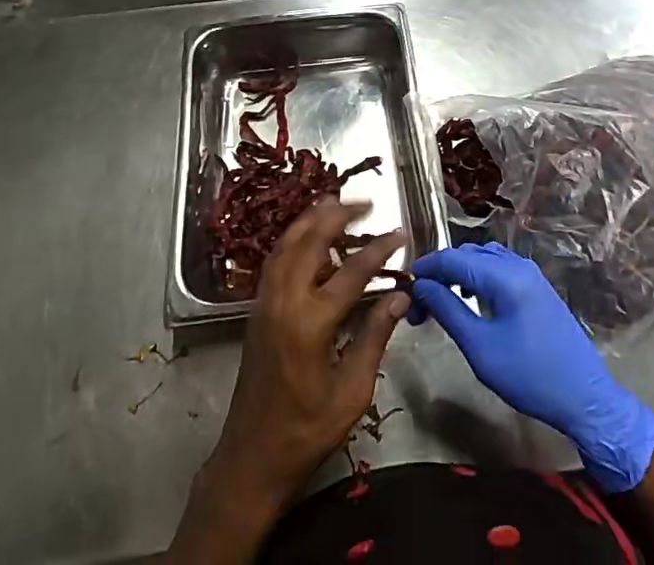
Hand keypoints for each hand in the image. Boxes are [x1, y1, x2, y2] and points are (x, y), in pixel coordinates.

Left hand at [212, 198, 408, 502]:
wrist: (253, 451)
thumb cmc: (308, 429)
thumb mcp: (352, 390)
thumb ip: (374, 337)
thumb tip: (400, 297)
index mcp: (310, 322)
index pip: (351, 272)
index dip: (378, 248)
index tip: (400, 232)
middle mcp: (282, 300)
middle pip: (308, 242)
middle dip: (335, 215)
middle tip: (363, 201)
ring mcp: (264, 301)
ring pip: (285, 245)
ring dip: (309, 220)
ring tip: (333, 202)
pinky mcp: (256, 307)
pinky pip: (274, 260)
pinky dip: (292, 239)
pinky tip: (307, 237)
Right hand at [406, 243, 653, 492]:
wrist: (588, 401)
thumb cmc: (530, 376)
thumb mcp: (479, 346)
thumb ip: (446, 308)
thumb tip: (419, 286)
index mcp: (504, 276)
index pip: (451, 258)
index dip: (424, 268)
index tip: (403, 285)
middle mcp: (518, 266)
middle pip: (466, 254)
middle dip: (439, 272)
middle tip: (420, 301)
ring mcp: (531, 275)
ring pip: (482, 258)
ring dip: (457, 272)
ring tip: (441, 300)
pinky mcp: (538, 289)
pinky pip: (498, 268)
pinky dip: (476, 277)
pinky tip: (470, 300)